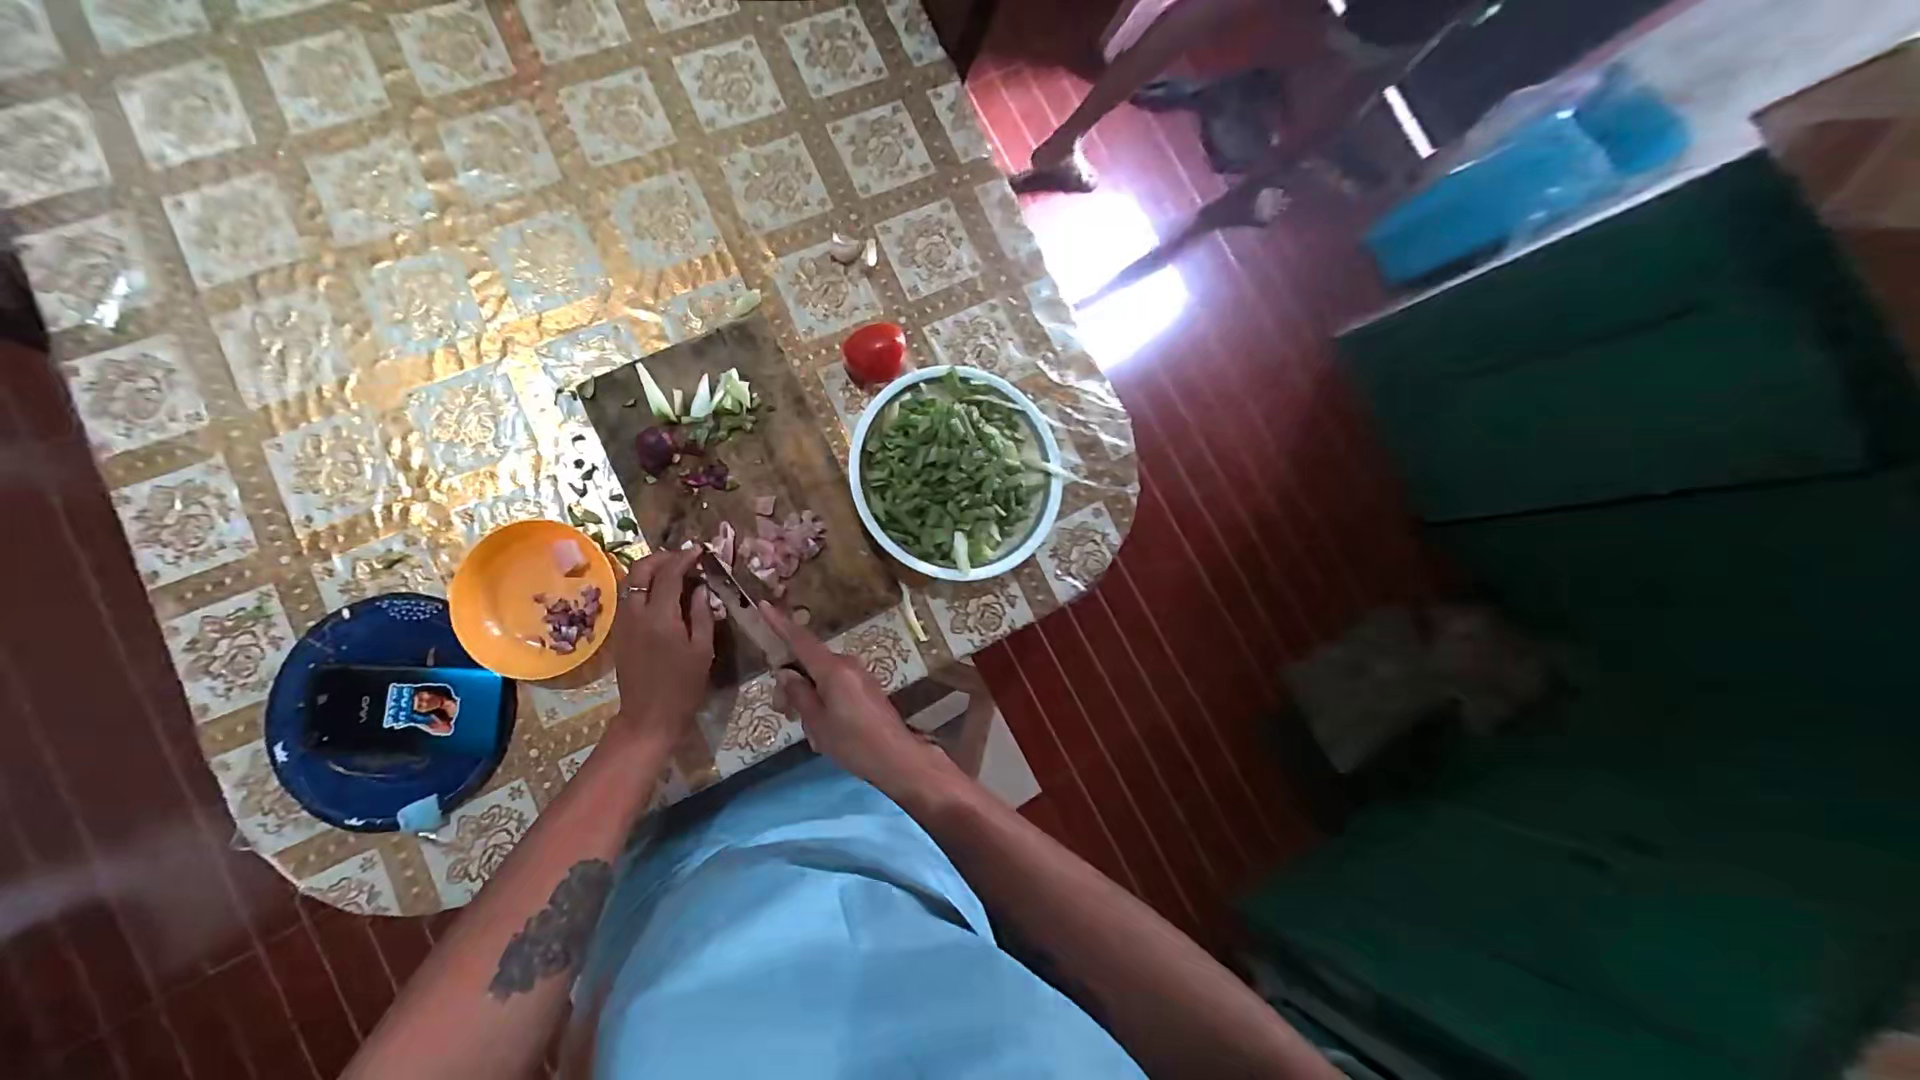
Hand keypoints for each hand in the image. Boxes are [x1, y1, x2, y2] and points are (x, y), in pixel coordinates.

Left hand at [608, 549, 712, 747]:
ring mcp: (624, 622)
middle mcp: (636, 614)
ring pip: (631, 581)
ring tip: (675, 571)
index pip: (668, 574)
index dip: (684, 558)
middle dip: (663, 558)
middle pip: (641, 570)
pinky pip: (629, 596)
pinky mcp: (620, 631)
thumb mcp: (703, 650)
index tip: (700, 552)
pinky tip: (662, 592)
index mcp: (661, 618)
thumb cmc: (683, 687)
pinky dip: (644, 585)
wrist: (649, 716)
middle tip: (685, 558)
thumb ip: (702, 614)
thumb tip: (702, 588)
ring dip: (651, 569)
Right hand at [761, 603, 958, 797]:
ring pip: (822, 676)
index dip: (780, 624)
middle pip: (810, 661)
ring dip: (810, 696)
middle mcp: (847, 664)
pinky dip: (824, 700)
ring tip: (812, 731)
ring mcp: (859, 674)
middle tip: (784, 712)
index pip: (801, 640)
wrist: (896, 757)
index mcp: (833, 669)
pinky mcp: (866, 686)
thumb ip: (799, 694)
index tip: (764, 606)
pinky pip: (836, 684)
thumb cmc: (853, 742)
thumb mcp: (817, 722)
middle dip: (793, 681)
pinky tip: (826, 730)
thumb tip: (785, 672)